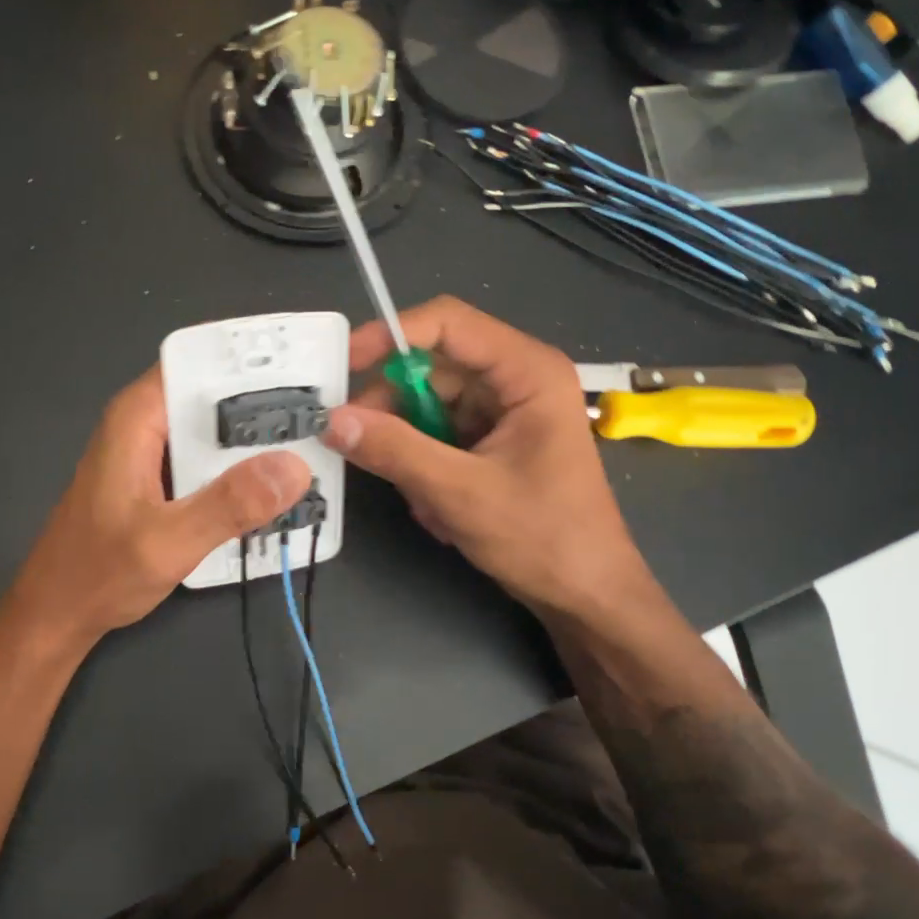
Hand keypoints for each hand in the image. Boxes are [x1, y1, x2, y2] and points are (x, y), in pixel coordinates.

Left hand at [4, 367, 312, 647]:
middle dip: (265, 401)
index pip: (199, 359)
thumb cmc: (99, 573)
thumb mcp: (168, 542)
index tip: (307, 367)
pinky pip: (204, 460)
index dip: (250, 358)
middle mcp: (142, 424)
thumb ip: (229, 505)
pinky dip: (237, 469)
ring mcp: (148, 453)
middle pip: (212, 393)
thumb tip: (294, 467)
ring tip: (313, 447)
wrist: (56, 613)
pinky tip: (273, 486)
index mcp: (137, 418)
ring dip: (255, 439)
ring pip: (211, 429)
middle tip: (324, 417)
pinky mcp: (155, 481)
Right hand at [321, 296, 648, 615]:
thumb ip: (395, 450)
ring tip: (423, 498)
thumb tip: (333, 420)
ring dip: (410, 451)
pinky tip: (438, 509)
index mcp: (527, 372)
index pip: (447, 324)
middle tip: (360, 447)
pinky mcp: (490, 442)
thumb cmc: (543, 537)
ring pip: (426, 408)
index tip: (343, 366)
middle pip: (430, 369)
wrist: (586, 594)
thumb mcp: (460, 492)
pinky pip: (435, 437)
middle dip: (394, 410)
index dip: (391, 336)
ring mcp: (502, 413)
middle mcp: (515, 381)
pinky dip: (423, 469)